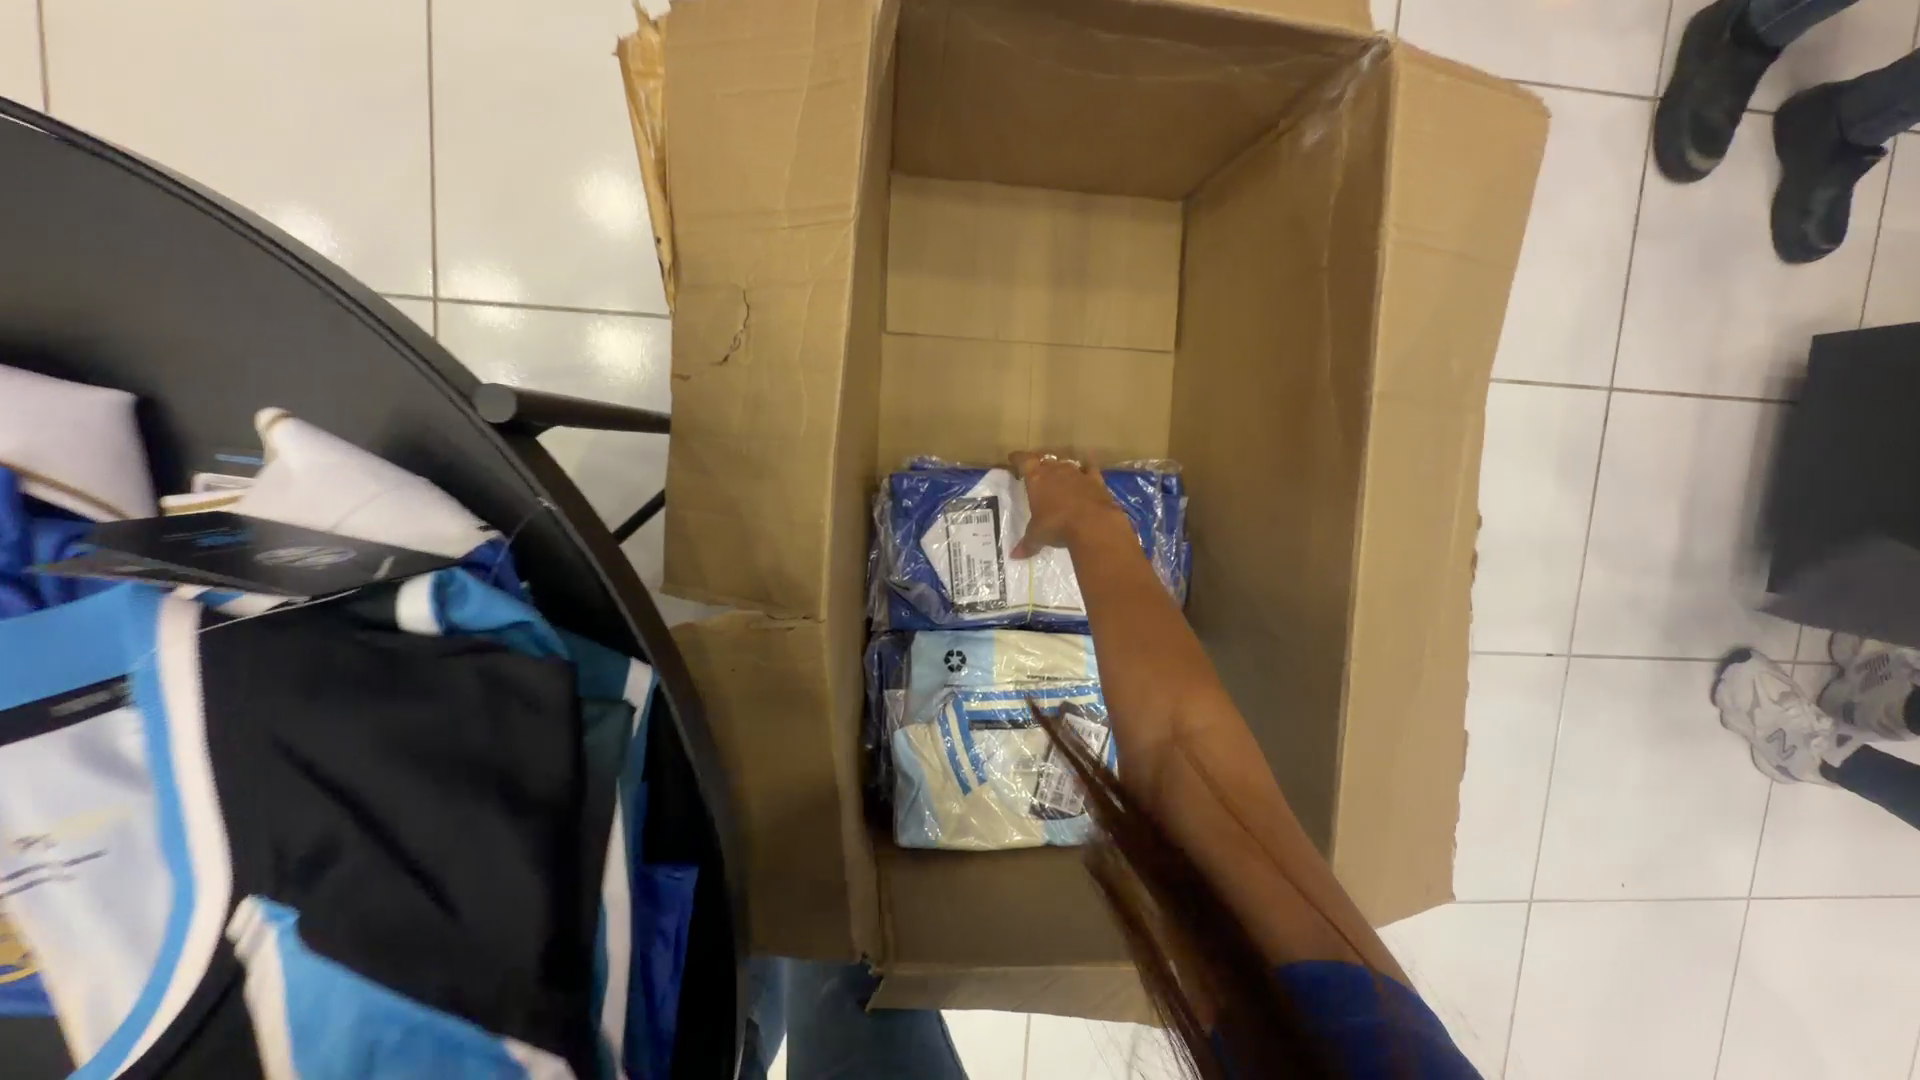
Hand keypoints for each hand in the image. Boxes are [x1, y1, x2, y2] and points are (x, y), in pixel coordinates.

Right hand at [1008, 450, 1126, 557]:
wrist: (1093, 524)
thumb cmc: (1057, 526)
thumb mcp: (1038, 536)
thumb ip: (1027, 543)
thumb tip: (1014, 556)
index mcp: (1036, 479)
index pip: (1024, 461)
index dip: (1018, 459)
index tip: (1014, 458)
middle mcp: (1056, 470)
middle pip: (1046, 460)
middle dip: (1040, 463)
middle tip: (1037, 471)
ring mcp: (1078, 473)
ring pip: (1067, 463)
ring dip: (1062, 467)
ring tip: (1059, 474)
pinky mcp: (1096, 480)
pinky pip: (1090, 469)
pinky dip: (1086, 471)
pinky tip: (1085, 474)